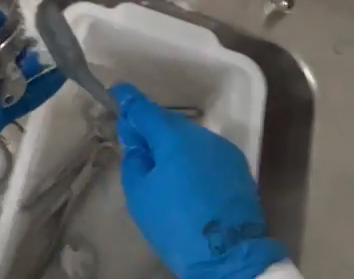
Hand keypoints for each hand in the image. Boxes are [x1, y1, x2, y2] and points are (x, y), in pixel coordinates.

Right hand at [113, 83, 287, 278]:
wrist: (230, 258)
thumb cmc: (177, 226)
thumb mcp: (140, 195)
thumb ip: (134, 159)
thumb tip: (138, 142)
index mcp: (173, 136)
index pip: (143, 107)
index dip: (127, 100)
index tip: (116, 95)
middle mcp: (200, 134)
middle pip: (168, 123)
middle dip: (151, 132)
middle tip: (139, 152)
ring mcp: (222, 148)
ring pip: (189, 138)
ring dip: (175, 147)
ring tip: (167, 175)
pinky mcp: (237, 165)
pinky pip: (206, 153)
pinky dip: (194, 160)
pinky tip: (191, 184)